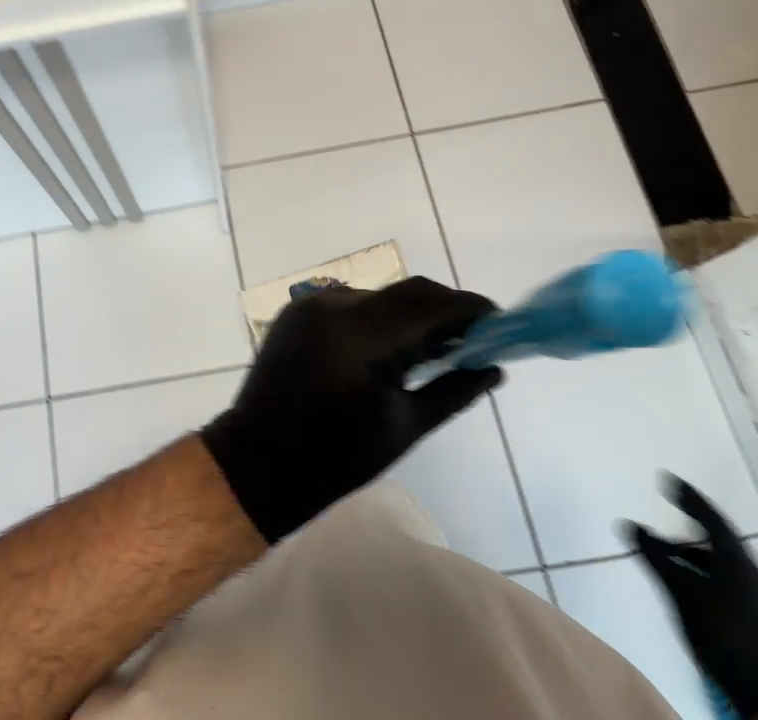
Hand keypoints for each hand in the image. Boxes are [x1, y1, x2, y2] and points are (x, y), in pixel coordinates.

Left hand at [201, 276, 499, 541]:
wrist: (258, 464)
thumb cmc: (336, 457)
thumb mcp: (405, 426)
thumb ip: (453, 390)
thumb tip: (494, 370)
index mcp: (360, 332)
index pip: (429, 304)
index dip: (470, 309)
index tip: (500, 321)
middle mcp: (334, 304)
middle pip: (406, 293)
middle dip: (444, 311)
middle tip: (475, 339)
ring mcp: (310, 305)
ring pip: (379, 297)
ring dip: (410, 316)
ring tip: (436, 349)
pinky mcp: (296, 314)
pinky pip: (350, 306)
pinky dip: (378, 320)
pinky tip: (393, 348)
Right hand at [625, 476, 757, 718]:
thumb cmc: (723, 634)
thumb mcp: (682, 593)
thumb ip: (656, 558)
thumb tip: (630, 524)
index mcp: (736, 559)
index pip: (709, 517)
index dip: (687, 497)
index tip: (667, 480)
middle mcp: (751, 572)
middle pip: (716, 541)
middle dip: (686, 531)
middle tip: (660, 530)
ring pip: (721, 564)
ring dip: (693, 557)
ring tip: (668, 560)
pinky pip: (727, 582)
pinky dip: (704, 575)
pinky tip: (691, 590)